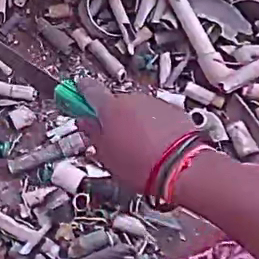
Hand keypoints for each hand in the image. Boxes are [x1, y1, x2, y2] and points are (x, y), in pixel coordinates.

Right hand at [74, 79, 199, 192]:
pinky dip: (151, 126)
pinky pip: (154, 115)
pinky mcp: (173, 111)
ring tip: (133, 149)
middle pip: (113, 101)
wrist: (185, 169)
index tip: (73, 98)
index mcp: (109, 107)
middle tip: (108, 138)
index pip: (87, 89)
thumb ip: (93, 134)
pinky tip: (151, 147)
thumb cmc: (145, 166)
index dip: (78, 94)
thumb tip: (86, 124)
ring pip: (135, 108)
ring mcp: (153, 102)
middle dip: (109, 116)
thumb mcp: (107, 155)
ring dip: (131, 122)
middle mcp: (131, 99)